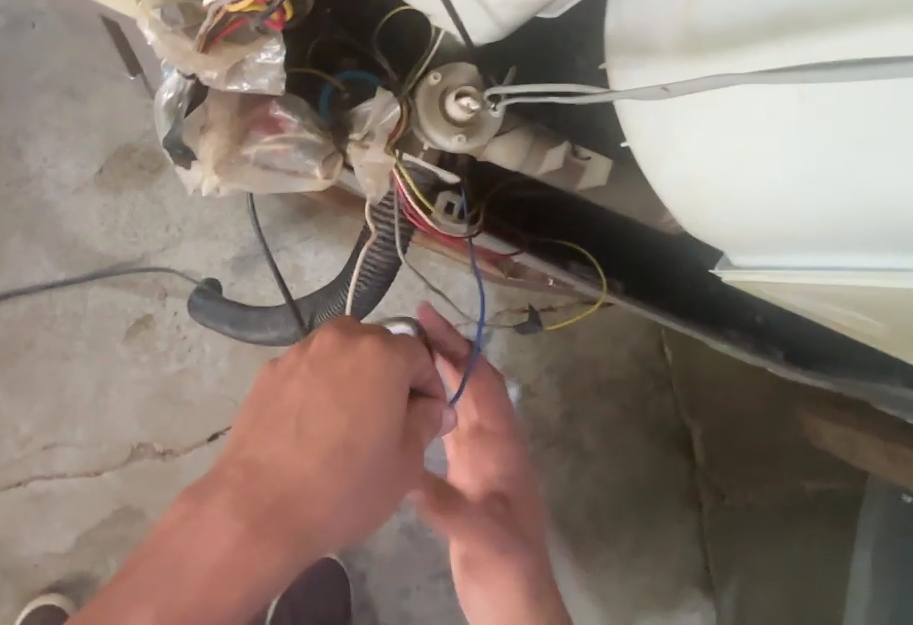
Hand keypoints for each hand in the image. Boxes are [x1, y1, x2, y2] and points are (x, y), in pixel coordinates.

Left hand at [199, 316, 451, 563]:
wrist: (260, 505)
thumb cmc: (345, 487)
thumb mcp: (405, 463)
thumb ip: (425, 423)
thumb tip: (434, 407)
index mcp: (381, 353)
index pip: (419, 354)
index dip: (429, 386)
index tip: (428, 418)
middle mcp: (340, 339)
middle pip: (378, 345)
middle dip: (391, 375)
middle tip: (391, 419)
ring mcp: (300, 351)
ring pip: (340, 353)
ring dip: (353, 375)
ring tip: (350, 421)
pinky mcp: (270, 370)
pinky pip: (308, 369)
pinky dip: (319, 386)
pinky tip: (313, 427)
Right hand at [412, 303, 570, 624]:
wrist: (514, 606)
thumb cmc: (509, 568)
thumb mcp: (482, 536)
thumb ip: (447, 504)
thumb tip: (403, 470)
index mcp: (504, 444)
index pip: (481, 381)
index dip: (458, 346)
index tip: (428, 317)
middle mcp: (492, 442)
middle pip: (468, 382)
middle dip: (442, 348)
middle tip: (404, 322)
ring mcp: (478, 458)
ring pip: (455, 402)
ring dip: (432, 373)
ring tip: (397, 351)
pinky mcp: (462, 476)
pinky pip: (443, 427)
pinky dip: (426, 406)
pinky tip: (401, 400)